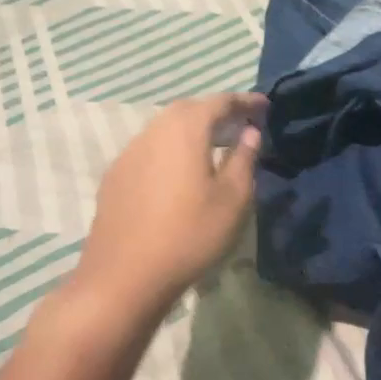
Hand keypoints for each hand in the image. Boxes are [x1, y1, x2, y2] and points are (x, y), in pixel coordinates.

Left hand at [64, 93, 265, 324]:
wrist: (123, 278)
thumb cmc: (190, 235)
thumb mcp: (233, 199)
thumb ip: (243, 159)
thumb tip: (249, 133)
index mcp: (184, 132)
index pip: (218, 102)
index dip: (244, 101)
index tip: (265, 106)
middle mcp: (152, 133)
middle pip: (187, 110)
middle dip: (216, 112)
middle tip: (241, 125)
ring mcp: (128, 155)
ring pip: (165, 129)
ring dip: (192, 130)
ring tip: (215, 148)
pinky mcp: (115, 178)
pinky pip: (150, 149)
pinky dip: (172, 149)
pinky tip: (182, 173)